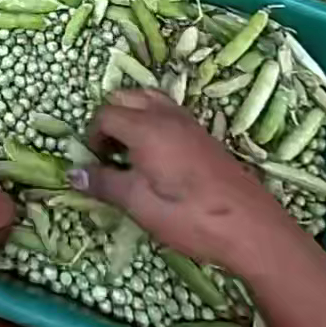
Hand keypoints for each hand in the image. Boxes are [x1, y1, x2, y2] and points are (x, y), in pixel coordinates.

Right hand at [70, 89, 303, 269]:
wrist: (252, 228)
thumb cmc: (189, 216)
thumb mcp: (138, 204)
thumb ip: (104, 183)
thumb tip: (73, 173)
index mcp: (145, 128)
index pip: (105, 115)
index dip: (92, 136)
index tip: (95, 163)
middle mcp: (165, 116)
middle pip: (124, 98)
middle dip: (108, 120)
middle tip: (109, 154)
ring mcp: (187, 122)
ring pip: (148, 99)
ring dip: (131, 115)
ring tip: (130, 149)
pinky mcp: (202, 134)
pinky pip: (167, 110)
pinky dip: (151, 119)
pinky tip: (156, 154)